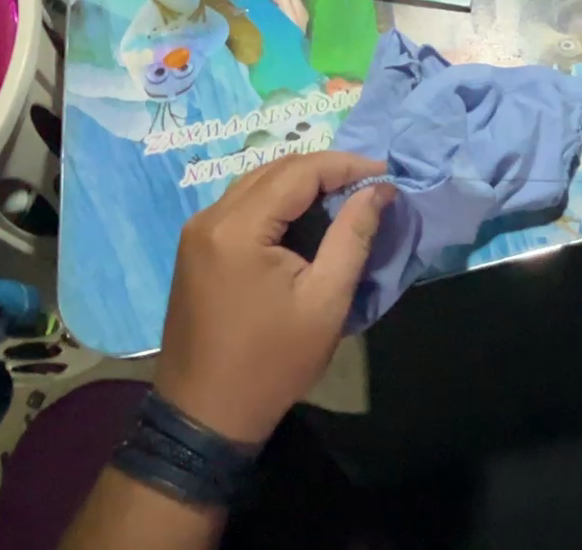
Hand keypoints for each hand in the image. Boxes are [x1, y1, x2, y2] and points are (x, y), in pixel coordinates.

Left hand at [153, 152, 394, 446]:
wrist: (203, 416)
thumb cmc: (271, 363)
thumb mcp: (326, 301)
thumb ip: (353, 236)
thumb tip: (379, 189)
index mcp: (238, 227)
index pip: (299, 172)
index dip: (346, 165)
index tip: (385, 173)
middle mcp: (211, 217)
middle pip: (276, 169)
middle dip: (326, 169)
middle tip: (370, 183)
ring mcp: (198, 231)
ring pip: (258, 182)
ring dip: (302, 181)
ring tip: (345, 194)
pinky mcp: (196, 246)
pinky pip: (243, 203)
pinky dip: (279, 199)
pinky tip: (306, 215)